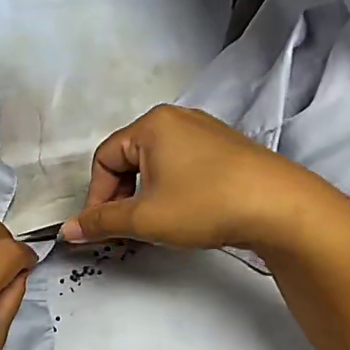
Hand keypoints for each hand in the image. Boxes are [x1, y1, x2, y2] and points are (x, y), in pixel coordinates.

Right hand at [60, 104, 349, 257]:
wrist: (281, 208)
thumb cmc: (205, 205)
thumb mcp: (144, 218)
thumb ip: (101, 222)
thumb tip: (67, 230)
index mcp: (151, 125)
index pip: (104, 159)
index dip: (96, 196)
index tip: (100, 227)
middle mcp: (177, 119)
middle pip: (128, 159)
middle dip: (120, 196)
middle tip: (126, 227)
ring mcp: (205, 131)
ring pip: (155, 164)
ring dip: (144, 195)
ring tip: (154, 223)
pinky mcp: (225, 148)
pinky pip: (181, 164)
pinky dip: (170, 188)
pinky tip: (182, 212)